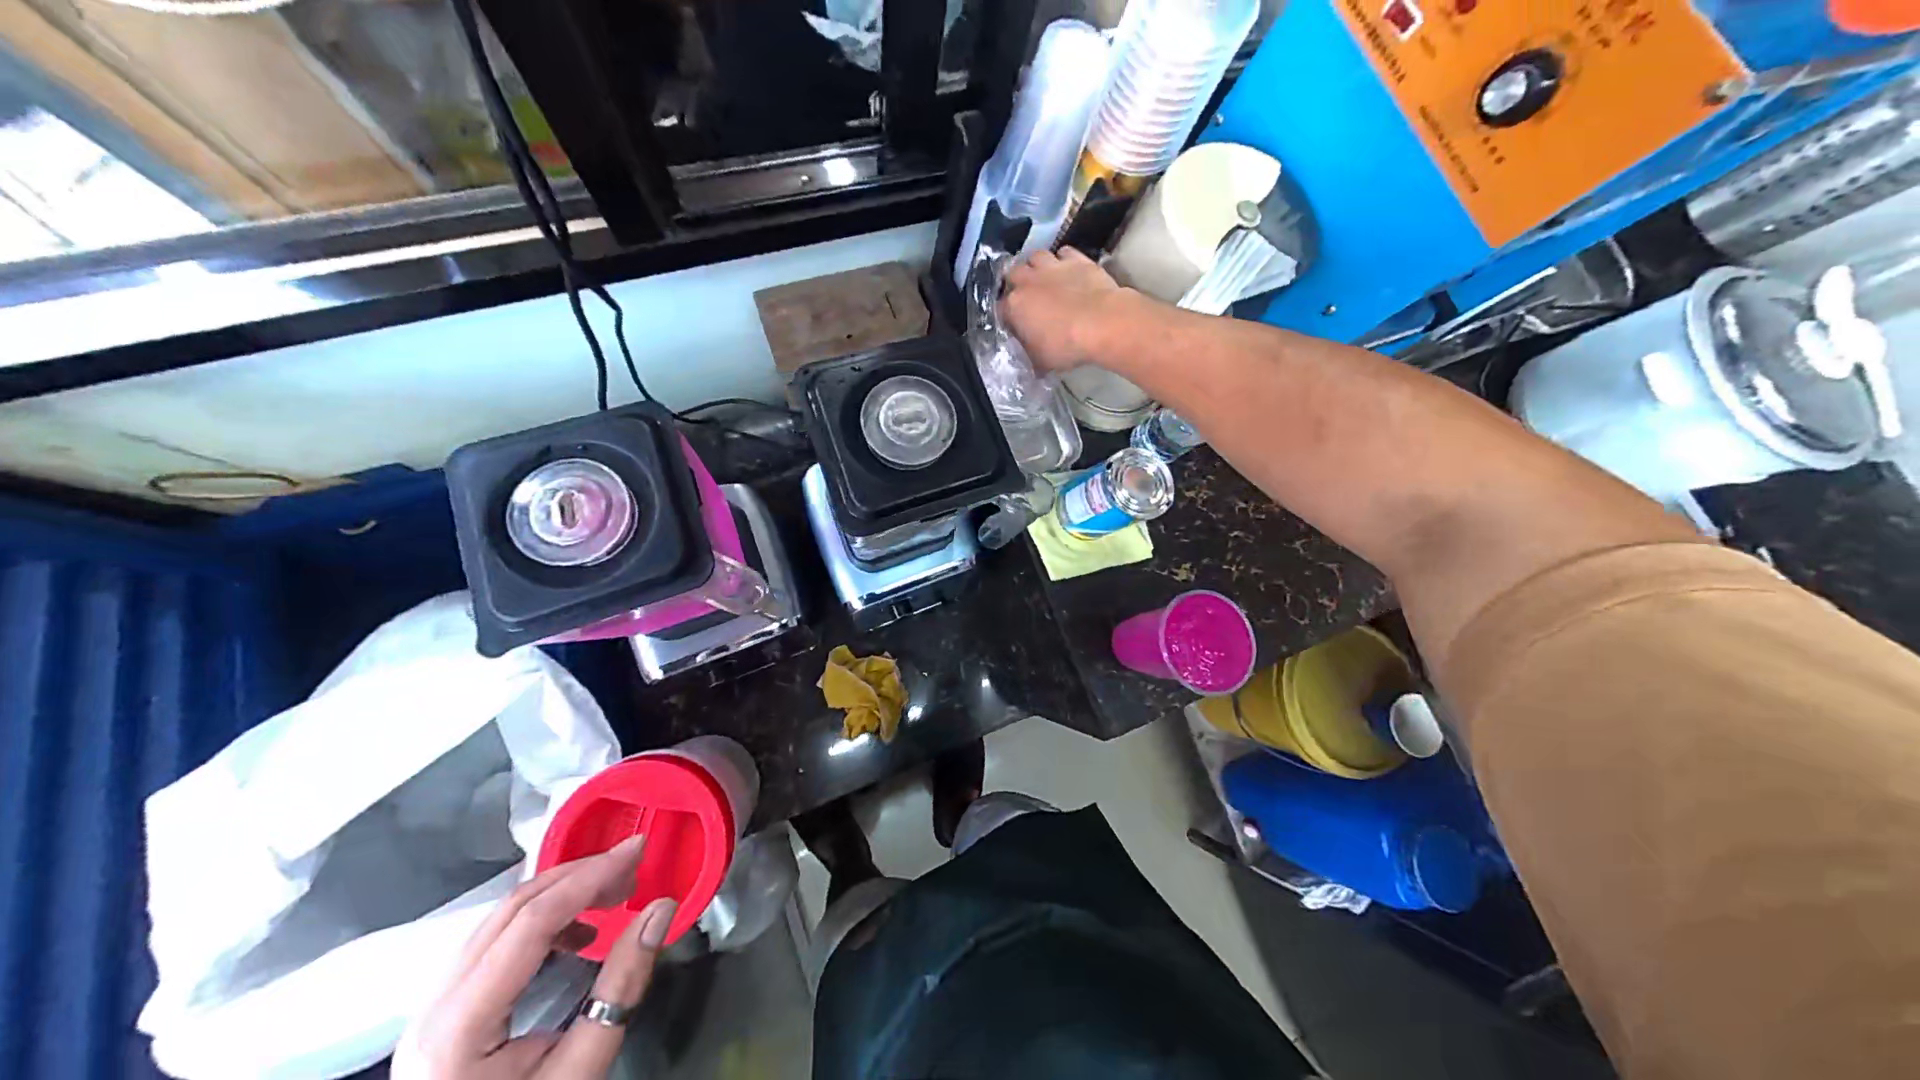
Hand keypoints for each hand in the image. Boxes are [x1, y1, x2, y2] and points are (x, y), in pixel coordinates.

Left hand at [402, 834, 675, 1079]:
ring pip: (500, 920)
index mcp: (459, 1027)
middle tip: (633, 867)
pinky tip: (579, 935)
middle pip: (511, 910)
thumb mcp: (580, 1072)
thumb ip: (620, 988)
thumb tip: (660, 910)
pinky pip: (495, 943)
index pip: (532, 921)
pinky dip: (542, 922)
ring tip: (613, 894)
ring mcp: (432, 1009)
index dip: (589, 876)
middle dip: (579, 876)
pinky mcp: (444, 1013)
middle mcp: (434, 1007)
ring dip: (562, 895)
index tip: (638, 849)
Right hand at [1002, 247, 1129, 371]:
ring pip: (1036, 256)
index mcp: (1014, 306)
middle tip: (1027, 297)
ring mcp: (1052, 267)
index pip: (1001, 309)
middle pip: (1013, 274)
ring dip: (1037, 266)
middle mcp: (1028, 281)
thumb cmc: (1067, 345)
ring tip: (1045, 279)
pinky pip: (1064, 252)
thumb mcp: (1042, 361)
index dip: (1007, 316)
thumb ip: (1030, 355)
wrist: (1103, 323)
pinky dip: (1063, 259)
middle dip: (1017, 283)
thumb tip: (1029, 360)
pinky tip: (1068, 270)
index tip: (1014, 325)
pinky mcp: (1077, 260)